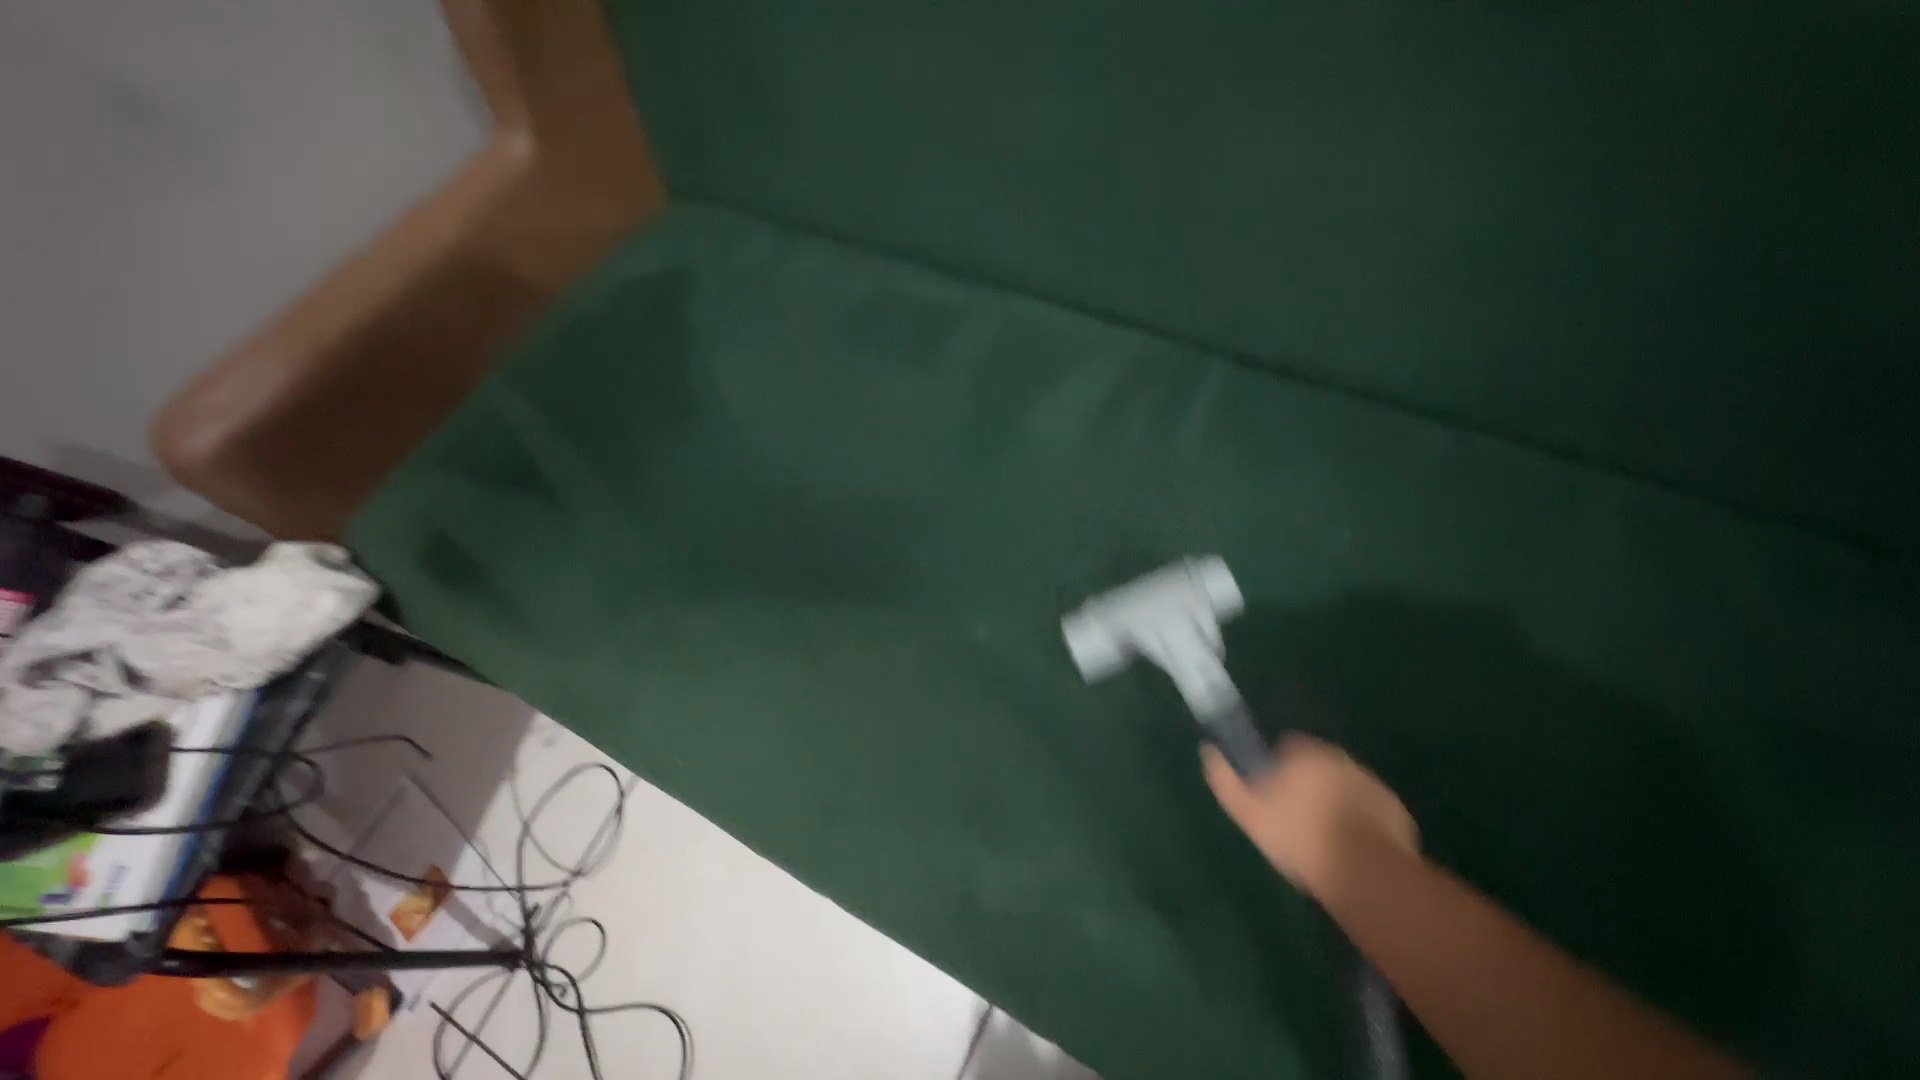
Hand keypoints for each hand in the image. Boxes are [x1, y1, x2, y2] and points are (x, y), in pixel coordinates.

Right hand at [1202, 734, 1418, 898]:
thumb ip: (1226, 780)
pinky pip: (1370, 808)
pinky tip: (1352, 848)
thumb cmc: (1299, 837)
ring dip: (1336, 802)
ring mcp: (1371, 782)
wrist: (1362, 871)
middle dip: (1309, 784)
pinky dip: (1361, 820)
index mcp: (1304, 753)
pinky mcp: (1394, 809)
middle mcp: (1340, 758)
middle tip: (1298, 819)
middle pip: (1318, 764)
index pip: (1287, 746)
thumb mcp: (1249, 814)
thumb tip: (1210, 751)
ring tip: (1325, 839)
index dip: (1278, 769)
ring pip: (1345, 786)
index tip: (1274, 795)